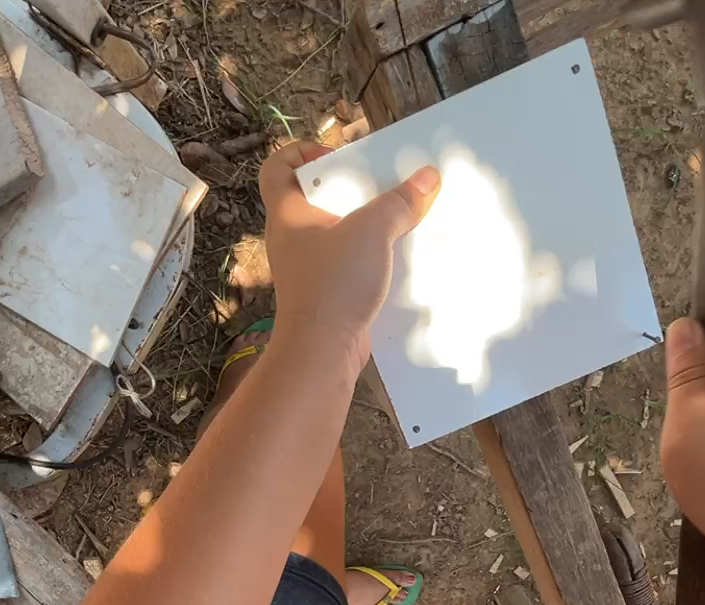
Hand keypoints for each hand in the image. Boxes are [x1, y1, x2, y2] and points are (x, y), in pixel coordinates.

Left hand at [258, 141, 440, 354]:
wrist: (323, 352)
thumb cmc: (334, 283)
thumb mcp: (372, 231)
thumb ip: (399, 203)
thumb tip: (428, 177)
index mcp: (288, 214)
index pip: (276, 167)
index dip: (300, 152)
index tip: (335, 156)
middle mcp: (292, 240)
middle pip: (314, 200)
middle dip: (347, 189)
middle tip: (380, 186)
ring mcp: (308, 271)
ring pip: (334, 236)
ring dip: (363, 227)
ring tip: (397, 220)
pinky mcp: (326, 296)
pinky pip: (347, 267)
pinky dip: (368, 259)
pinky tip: (397, 258)